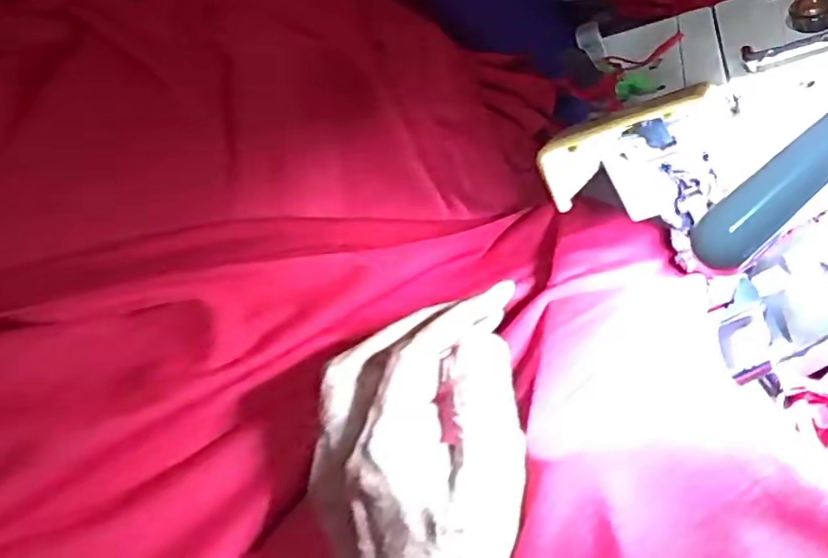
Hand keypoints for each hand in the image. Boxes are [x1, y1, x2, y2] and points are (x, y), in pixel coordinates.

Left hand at [311, 283, 526, 557]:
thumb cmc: (470, 536)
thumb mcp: (493, 465)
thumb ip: (482, 396)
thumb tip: (475, 339)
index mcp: (385, 444)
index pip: (414, 351)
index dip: (459, 313)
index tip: (501, 295)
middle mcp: (341, 452)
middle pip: (366, 356)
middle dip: (426, 317)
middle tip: (477, 307)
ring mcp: (326, 469)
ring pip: (343, 376)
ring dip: (398, 337)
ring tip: (449, 327)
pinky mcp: (328, 481)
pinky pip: (341, 400)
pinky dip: (383, 364)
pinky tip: (420, 369)